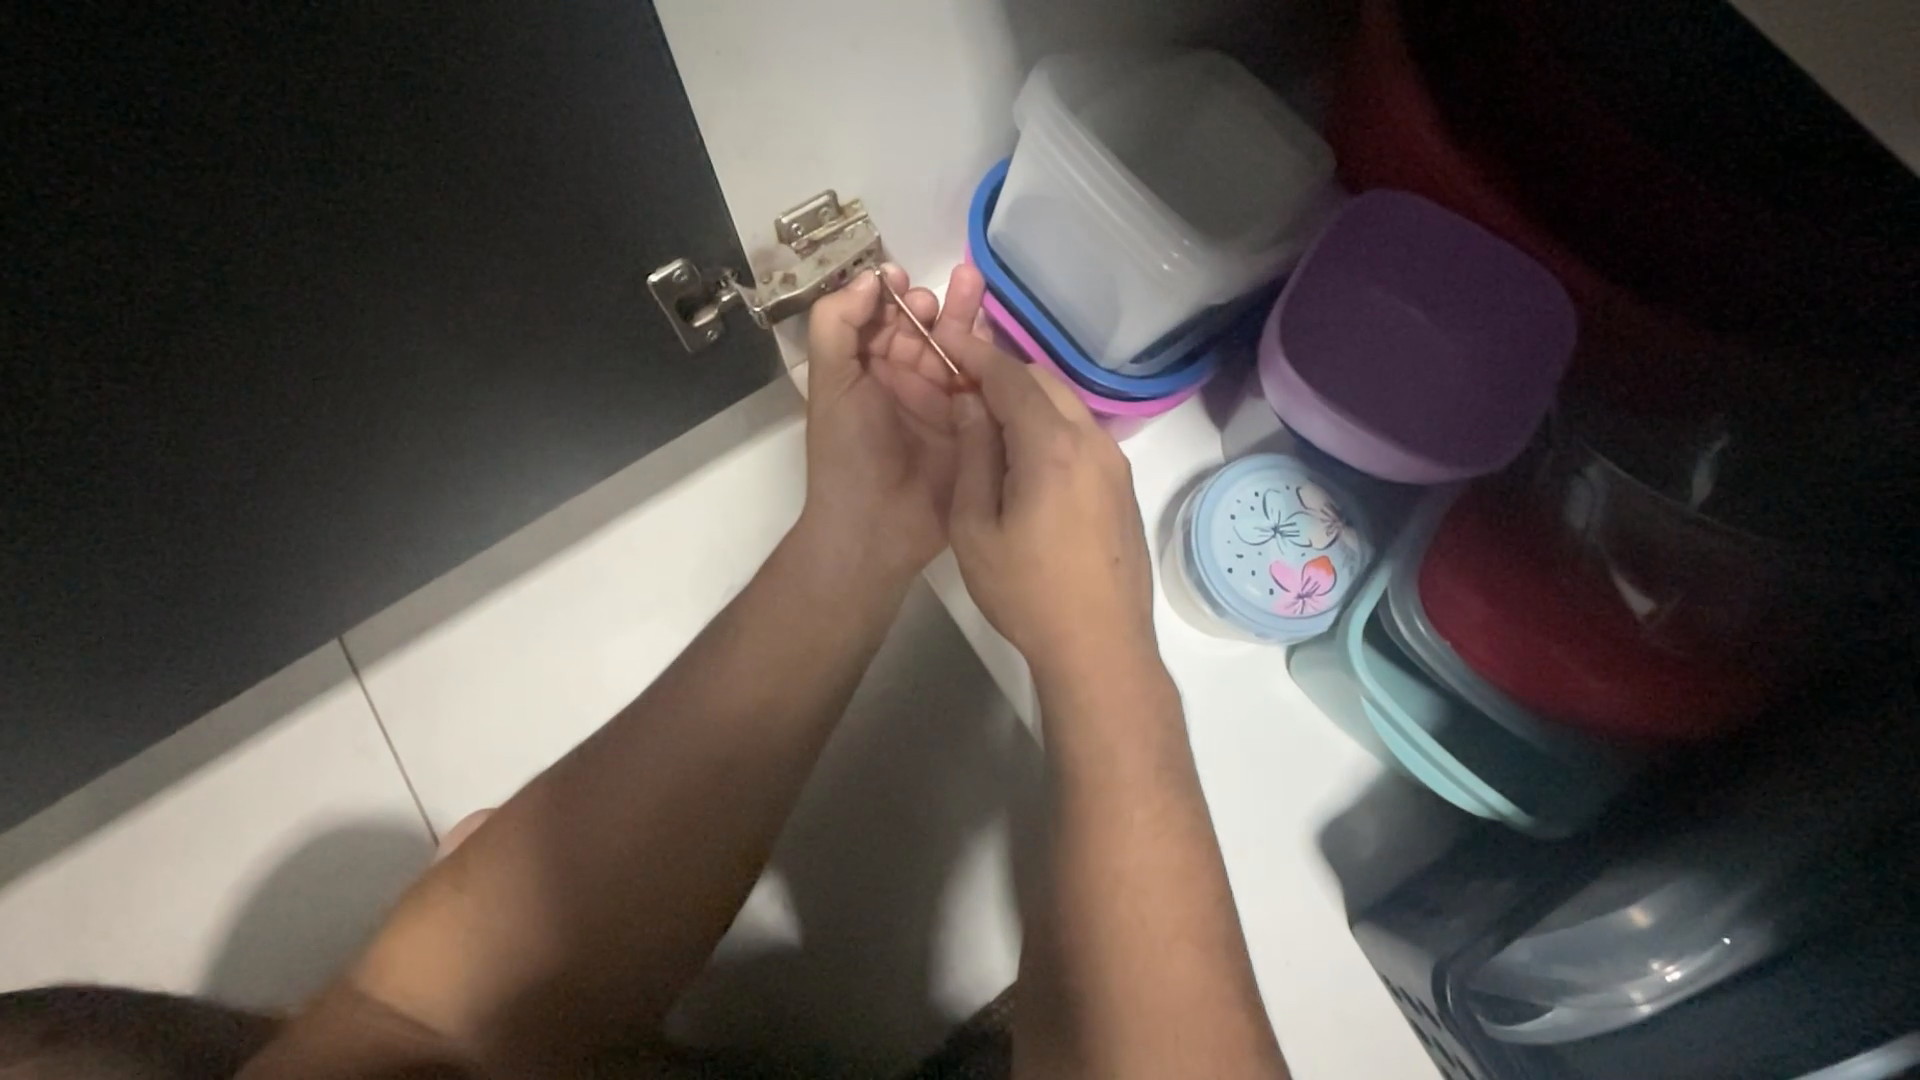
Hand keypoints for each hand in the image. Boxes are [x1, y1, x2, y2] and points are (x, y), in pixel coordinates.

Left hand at [798, 263, 987, 582]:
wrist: (876, 524)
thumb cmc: (847, 452)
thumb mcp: (830, 382)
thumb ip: (838, 325)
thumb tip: (867, 279)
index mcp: (868, 371)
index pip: (885, 320)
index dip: (893, 296)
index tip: (900, 280)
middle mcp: (906, 383)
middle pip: (927, 331)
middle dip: (938, 303)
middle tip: (947, 290)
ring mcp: (943, 405)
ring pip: (959, 352)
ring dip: (966, 319)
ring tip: (975, 286)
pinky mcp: (973, 427)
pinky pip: (985, 387)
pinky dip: (989, 360)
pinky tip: (991, 337)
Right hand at [941, 328, 1156, 680]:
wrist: (1099, 644)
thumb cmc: (1026, 591)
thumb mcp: (975, 528)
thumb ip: (973, 457)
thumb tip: (971, 406)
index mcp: (1051, 446)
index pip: (1011, 378)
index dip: (976, 356)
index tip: (948, 342)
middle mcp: (1092, 441)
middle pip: (1045, 383)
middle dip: (1003, 375)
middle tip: (964, 387)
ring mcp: (1115, 464)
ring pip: (1069, 408)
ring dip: (1030, 402)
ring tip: (990, 422)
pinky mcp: (1124, 488)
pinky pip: (1083, 437)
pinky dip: (1052, 428)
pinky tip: (1028, 459)